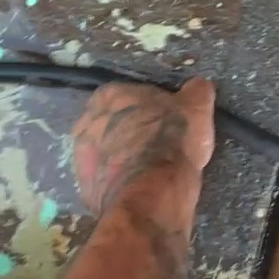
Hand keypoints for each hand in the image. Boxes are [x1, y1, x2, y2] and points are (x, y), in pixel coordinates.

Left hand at [73, 78, 215, 215]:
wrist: (152, 193)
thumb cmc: (173, 140)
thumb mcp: (197, 106)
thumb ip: (196, 90)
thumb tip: (198, 85)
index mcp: (109, 95)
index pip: (130, 95)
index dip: (151, 108)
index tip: (167, 120)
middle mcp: (86, 121)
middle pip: (114, 122)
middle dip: (131, 131)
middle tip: (159, 144)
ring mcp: (80, 156)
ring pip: (107, 151)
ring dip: (123, 156)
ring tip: (150, 169)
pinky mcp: (83, 186)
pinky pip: (105, 178)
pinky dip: (119, 181)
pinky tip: (139, 186)